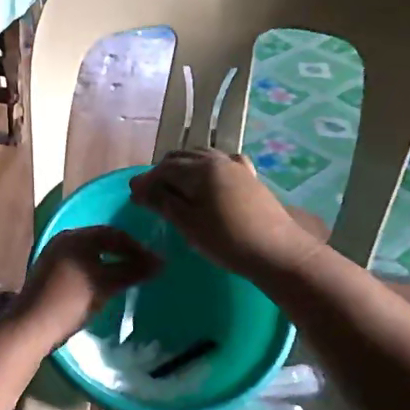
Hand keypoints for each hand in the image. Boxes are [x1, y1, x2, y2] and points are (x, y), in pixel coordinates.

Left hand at [12, 226, 161, 345]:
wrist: (32, 325)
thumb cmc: (70, 301)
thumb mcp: (105, 285)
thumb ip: (133, 271)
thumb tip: (160, 262)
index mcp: (76, 237)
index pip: (114, 234)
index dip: (137, 247)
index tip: (155, 262)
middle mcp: (63, 240)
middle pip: (101, 241)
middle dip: (123, 253)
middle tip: (143, 267)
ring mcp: (53, 255)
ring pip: (89, 253)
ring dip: (110, 261)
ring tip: (127, 275)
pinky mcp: (48, 272)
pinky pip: (79, 263)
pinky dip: (96, 269)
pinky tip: (103, 283)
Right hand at [129, 149, 319, 277]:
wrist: (277, 252)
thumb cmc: (226, 240)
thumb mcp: (187, 223)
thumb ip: (162, 202)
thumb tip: (138, 188)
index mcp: (200, 168)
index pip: (164, 168)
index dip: (146, 180)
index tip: (132, 196)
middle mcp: (218, 160)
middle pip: (182, 158)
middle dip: (162, 173)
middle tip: (149, 195)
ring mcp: (237, 167)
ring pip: (201, 159)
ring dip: (183, 170)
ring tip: (173, 191)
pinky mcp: (250, 178)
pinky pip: (221, 165)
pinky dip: (206, 170)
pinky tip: (206, 182)